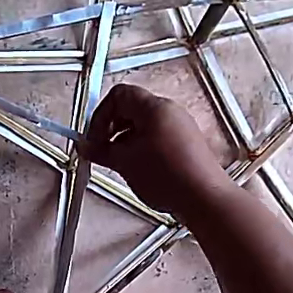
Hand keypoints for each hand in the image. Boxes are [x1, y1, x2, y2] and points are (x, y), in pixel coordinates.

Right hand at [83, 84, 236, 218]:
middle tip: (103, 150)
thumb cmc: (172, 177)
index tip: (94, 136)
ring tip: (121, 164)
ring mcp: (182, 128)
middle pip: (132, 109)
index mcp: (155, 107)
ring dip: (127, 141)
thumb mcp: (126, 163)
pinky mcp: (188, 145)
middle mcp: (171, 112)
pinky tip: (140, 171)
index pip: (119, 95)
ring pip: (146, 126)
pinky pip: (160, 139)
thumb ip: (101, 151)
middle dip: (112, 129)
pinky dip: (144, 150)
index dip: (101, 115)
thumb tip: (88, 147)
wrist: (204, 198)